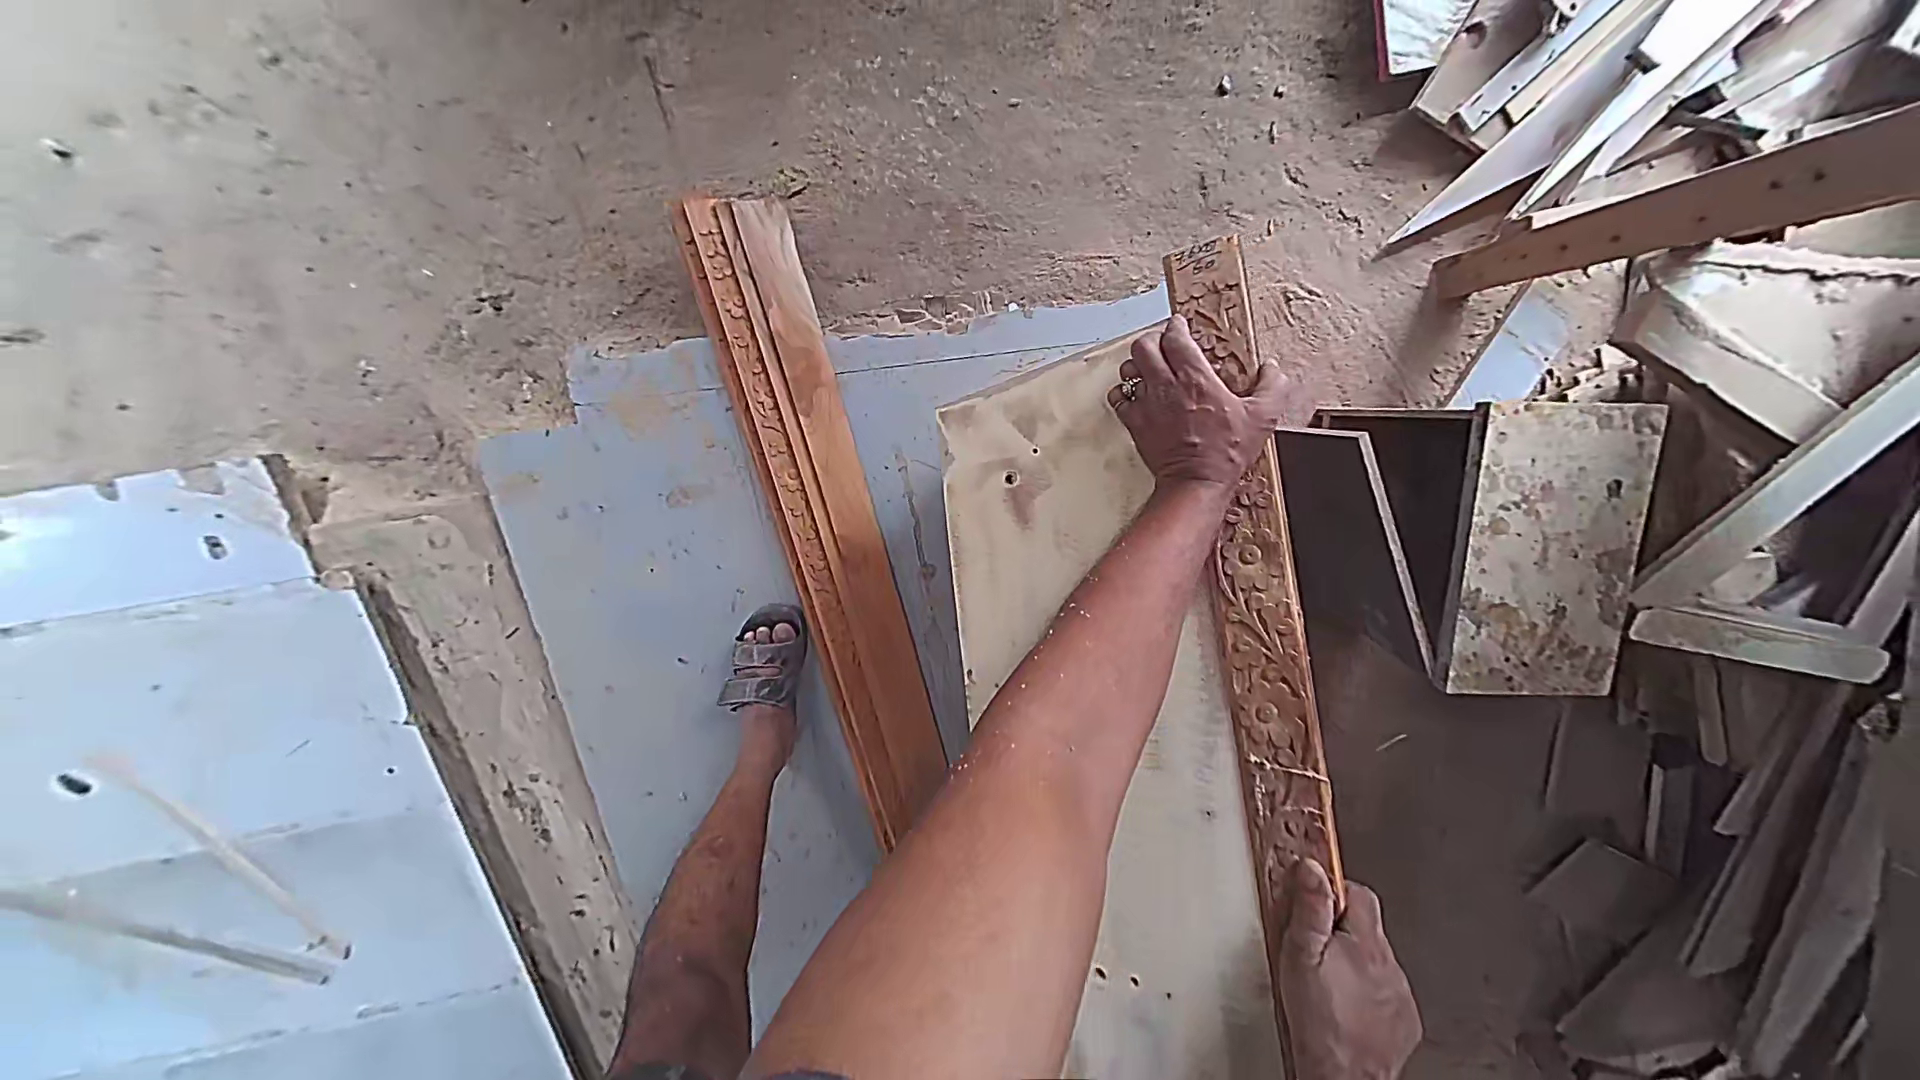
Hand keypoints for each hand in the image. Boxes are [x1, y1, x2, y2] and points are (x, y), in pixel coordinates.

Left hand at [1107, 315, 1291, 489]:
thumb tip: (1271, 368)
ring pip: (1128, 369)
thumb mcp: (1263, 417)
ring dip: (1136, 364)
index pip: (1176, 338)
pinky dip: (1122, 392)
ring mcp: (1146, 405)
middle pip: (1144, 346)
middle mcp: (1166, 388)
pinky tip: (1135, 395)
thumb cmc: (1225, 453)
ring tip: (1148, 368)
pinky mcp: (1134, 423)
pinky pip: (1117, 398)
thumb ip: (1272, 386)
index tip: (1180, 325)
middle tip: (1163, 345)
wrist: (1195, 482)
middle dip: (1153, 340)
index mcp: (1196, 379)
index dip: (1176, 326)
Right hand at [1279, 860, 1421, 1079]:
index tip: (1314, 898)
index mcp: (1367, 944)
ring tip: (1326, 976)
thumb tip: (1312, 868)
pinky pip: (1384, 988)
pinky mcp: (1404, 1021)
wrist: (1342, 1079)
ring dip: (1352, 958)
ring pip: (1375, 958)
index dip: (1333, 890)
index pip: (1359, 893)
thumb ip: (1309, 907)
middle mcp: (1391, 967)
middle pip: (1367, 925)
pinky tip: (1343, 1000)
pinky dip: (1365, 988)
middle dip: (1340, 927)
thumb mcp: (1299, 952)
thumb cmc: (1318, 1019)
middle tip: (1314, 943)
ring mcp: (1401, 996)